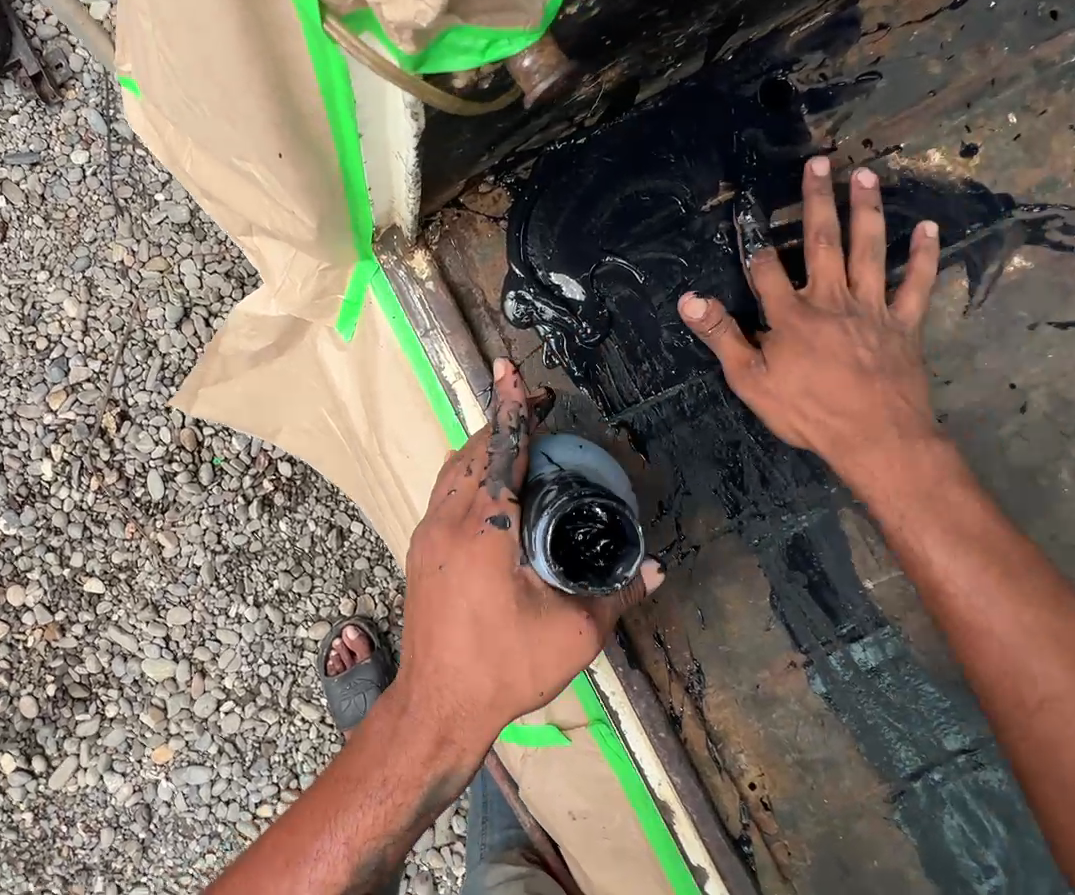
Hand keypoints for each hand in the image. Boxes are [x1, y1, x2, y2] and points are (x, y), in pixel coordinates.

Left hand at [395, 359, 663, 743]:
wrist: (436, 704)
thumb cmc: (504, 668)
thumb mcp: (573, 633)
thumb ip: (615, 594)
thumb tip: (654, 566)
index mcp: (484, 529)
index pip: (500, 450)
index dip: (511, 408)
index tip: (511, 370)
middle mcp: (448, 521)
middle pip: (473, 452)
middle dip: (503, 422)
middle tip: (538, 408)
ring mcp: (427, 534)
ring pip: (453, 470)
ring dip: (483, 446)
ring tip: (519, 438)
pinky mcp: (420, 550)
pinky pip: (444, 492)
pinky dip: (468, 472)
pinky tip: (491, 484)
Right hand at [677, 155, 943, 478]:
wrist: (876, 437)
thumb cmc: (807, 412)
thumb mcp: (750, 379)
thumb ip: (721, 336)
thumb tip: (688, 299)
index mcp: (790, 314)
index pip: (765, 268)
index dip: (753, 242)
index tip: (746, 213)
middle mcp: (831, 299)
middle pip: (821, 242)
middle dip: (817, 201)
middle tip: (820, 162)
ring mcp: (872, 308)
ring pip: (869, 250)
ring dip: (866, 211)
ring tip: (865, 175)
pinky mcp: (905, 324)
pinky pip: (917, 284)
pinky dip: (924, 255)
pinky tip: (928, 227)